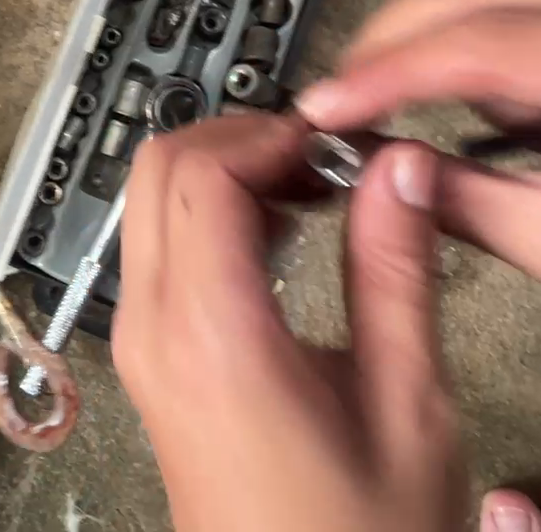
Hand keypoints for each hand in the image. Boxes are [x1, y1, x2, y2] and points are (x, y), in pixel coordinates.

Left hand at [114, 115, 461, 531]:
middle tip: (316, 157)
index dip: (262, 135)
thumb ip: (393, 271)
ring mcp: (136, 333)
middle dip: (233, 139)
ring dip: (217, 170)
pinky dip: (203, 211)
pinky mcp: (144, 347)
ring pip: (148, 198)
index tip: (330, 140)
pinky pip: (156, 242)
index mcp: (210, 331)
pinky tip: (274, 233)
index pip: (199, 175)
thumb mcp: (404, 406)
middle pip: (157, 169)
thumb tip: (398, 165)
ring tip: (305, 190)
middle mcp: (150, 320)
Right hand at [295, 0, 540, 405]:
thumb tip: (360, 149)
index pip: (504, 45)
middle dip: (392, 42)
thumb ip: (451, 192)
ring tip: (408, 105)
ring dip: (422, 41)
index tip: (324, 105)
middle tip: (340, 97)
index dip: (394, 70)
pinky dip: (461, 37)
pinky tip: (469, 92)